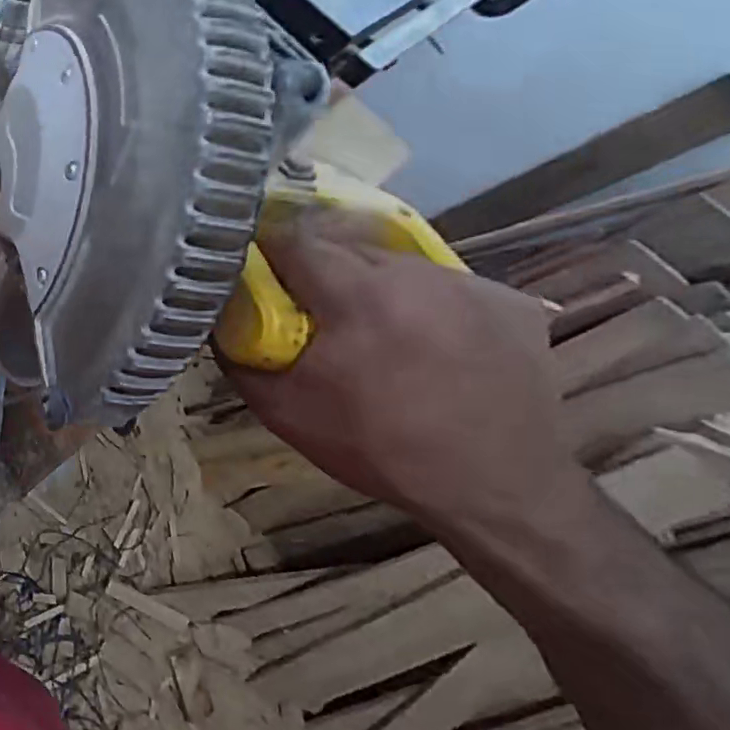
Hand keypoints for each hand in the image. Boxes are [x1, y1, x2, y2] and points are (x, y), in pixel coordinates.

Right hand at [228, 212, 585, 530]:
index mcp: (356, 295)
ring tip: (368, 327)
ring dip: (369, 282)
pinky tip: (424, 341)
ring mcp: (469, 284)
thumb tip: (219, 320)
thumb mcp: (283, 410)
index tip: (257, 271)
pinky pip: (444, 284)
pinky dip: (422, 301)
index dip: (266, 249)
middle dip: (316, 268)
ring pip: (395, 262)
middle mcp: (415, 274)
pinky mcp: (510, 300)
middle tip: (307, 308)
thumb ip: (239, 356)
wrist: (497, 491)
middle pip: (344, 244)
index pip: (293, 238)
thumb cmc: (377, 448)